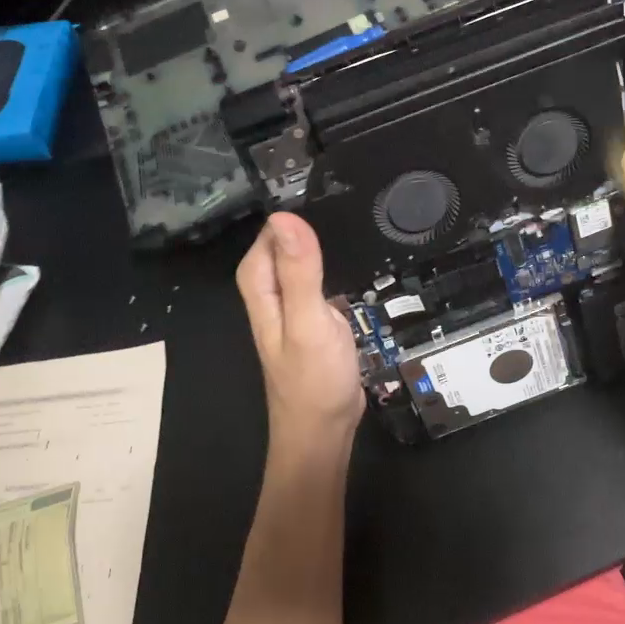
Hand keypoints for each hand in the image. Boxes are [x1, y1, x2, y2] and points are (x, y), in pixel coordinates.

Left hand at [236, 212, 363, 439]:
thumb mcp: (308, 321)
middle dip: (314, 224)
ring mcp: (294, 307)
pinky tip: (362, 261)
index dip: (296, 211)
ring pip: (306, 262)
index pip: (271, 231)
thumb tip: (286, 216)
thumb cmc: (313, 380)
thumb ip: (300, 271)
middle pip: (288, 244)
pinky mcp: (316, 320)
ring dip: (327, 245)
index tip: (333, 191)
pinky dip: (338, 269)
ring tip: (363, 220)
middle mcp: (273, 293)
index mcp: (261, 287)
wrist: (323, 433)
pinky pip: (322, 282)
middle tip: (355, 200)